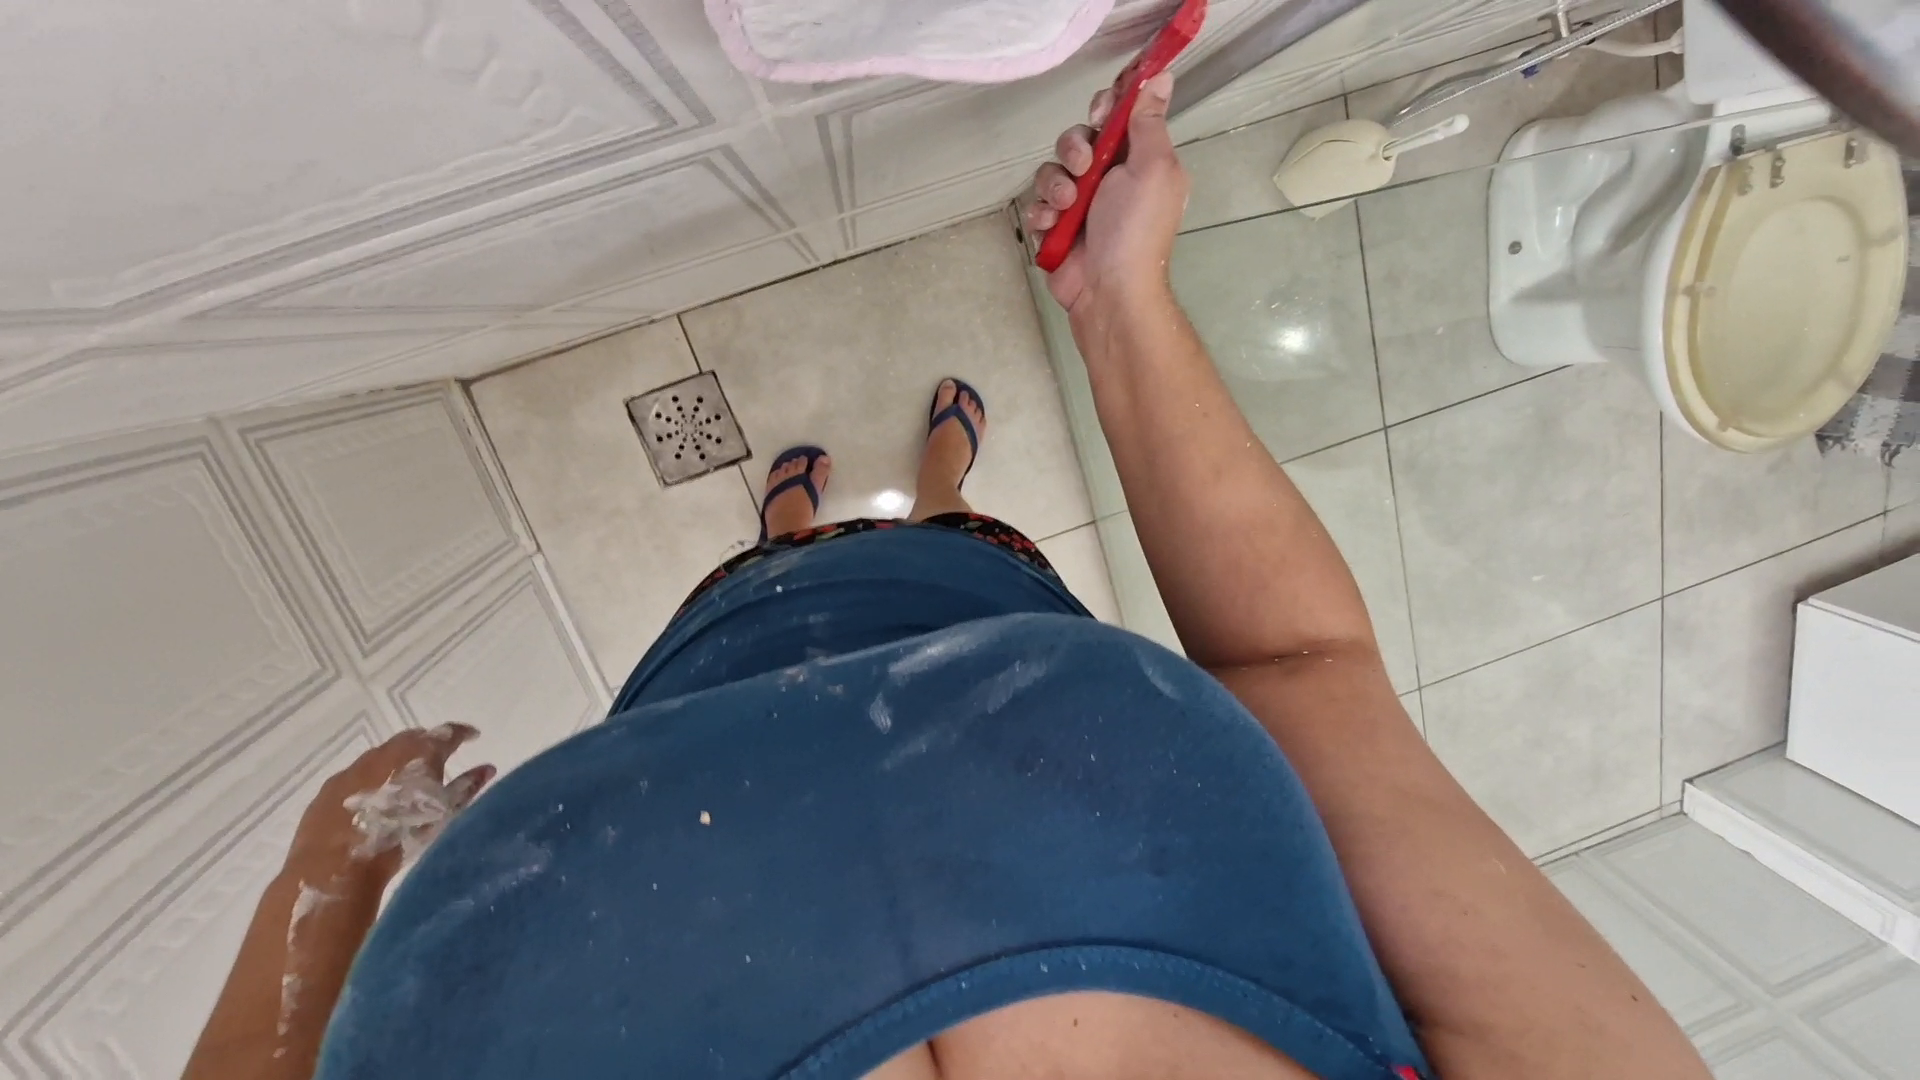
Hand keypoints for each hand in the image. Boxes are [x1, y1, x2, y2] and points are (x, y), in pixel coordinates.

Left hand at [285, 724, 493, 890]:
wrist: (334, 868)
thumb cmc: (399, 838)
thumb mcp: (443, 814)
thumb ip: (467, 787)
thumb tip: (487, 768)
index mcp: (418, 755)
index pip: (446, 733)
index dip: (462, 733)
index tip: (473, 737)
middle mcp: (385, 754)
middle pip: (412, 737)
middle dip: (428, 742)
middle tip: (440, 754)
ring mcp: (353, 769)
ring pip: (383, 752)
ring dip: (398, 757)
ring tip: (407, 775)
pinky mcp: (329, 788)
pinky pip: (356, 771)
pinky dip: (372, 774)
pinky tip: (374, 794)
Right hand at [1025, 71, 1188, 314]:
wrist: (1109, 291)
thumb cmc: (1136, 229)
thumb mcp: (1153, 167)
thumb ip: (1150, 122)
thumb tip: (1162, 77)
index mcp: (1138, 161)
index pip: (1117, 117)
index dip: (1106, 107)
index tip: (1101, 113)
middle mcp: (1109, 179)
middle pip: (1078, 139)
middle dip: (1073, 149)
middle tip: (1083, 167)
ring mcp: (1080, 206)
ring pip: (1052, 171)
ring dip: (1054, 185)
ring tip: (1066, 207)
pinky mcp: (1056, 229)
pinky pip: (1037, 205)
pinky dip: (1041, 214)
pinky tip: (1052, 226)